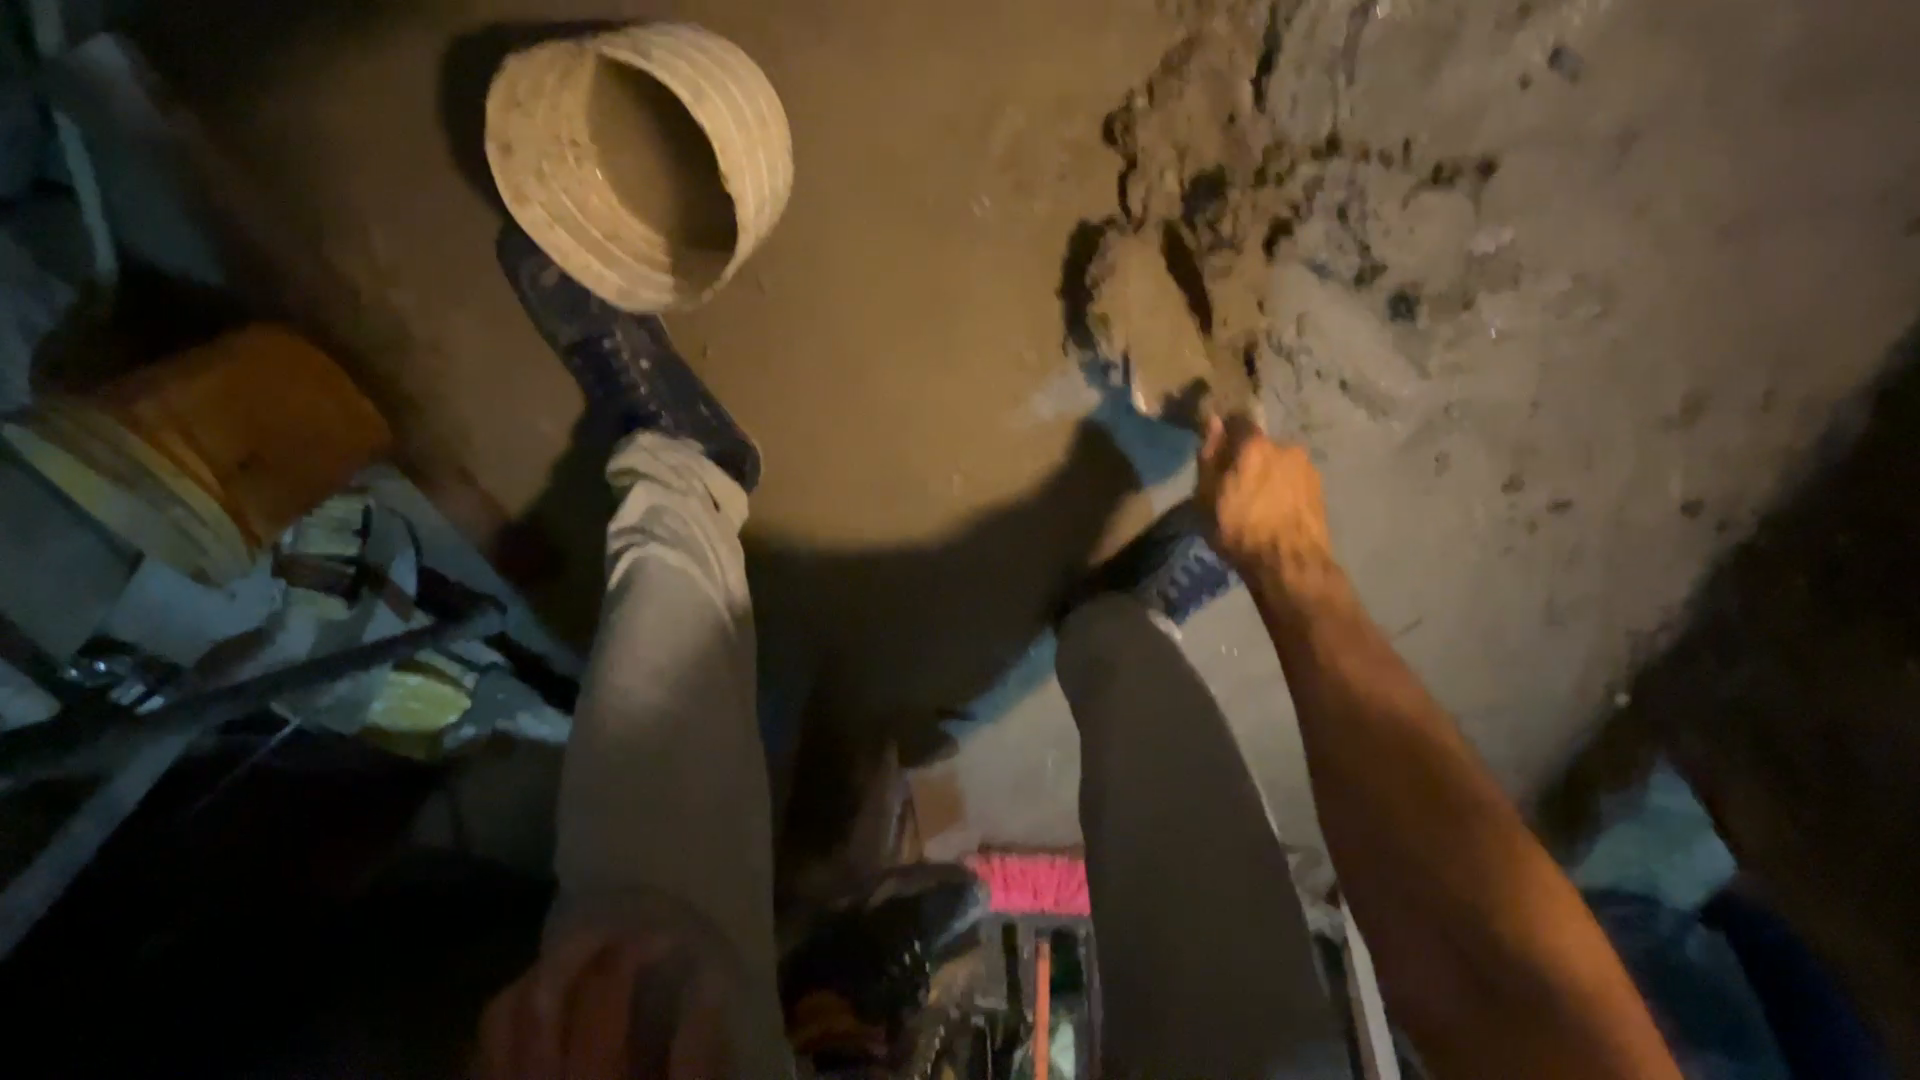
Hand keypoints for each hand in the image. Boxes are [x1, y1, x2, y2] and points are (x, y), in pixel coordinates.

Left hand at [476, 929, 732, 1079]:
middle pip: (538, 993)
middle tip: (618, 934)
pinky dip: (512, 1021)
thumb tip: (707, 984)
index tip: (668, 939)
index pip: (602, 990)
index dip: (633, 950)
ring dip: (538, 977)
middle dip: (578, 947)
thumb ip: (699, 1059)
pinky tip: (546, 1020)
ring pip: (497, 1020)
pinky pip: (482, 1055)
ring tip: (580, 968)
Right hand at [1196, 413, 1332, 577]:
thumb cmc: (1239, 529)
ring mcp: (1307, 467)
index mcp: (1255, 444)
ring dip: (1268, 476)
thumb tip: (1213, 421)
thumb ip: (1210, 456)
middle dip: (1248, 460)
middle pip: (1260, 446)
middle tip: (1235, 487)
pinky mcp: (1320, 489)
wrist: (1289, 563)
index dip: (1225, 435)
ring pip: (1279, 464)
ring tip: (1259, 505)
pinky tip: (1277, 513)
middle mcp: (1286, 446)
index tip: (1217, 454)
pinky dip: (1284, 491)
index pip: (1238, 421)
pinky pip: (1294, 482)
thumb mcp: (1206, 496)